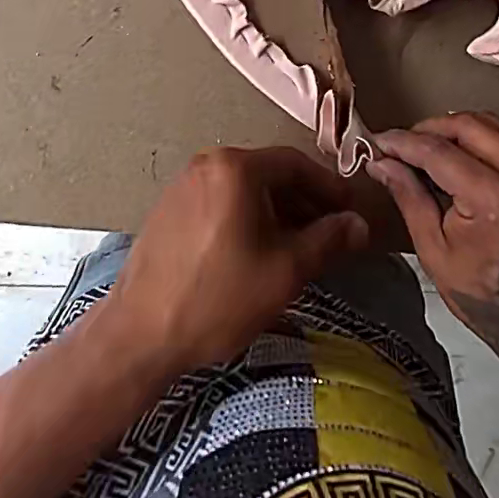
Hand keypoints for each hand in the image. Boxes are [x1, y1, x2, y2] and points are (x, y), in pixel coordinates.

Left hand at [106, 147, 368, 374]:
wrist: (139, 334)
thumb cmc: (218, 298)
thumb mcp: (285, 270)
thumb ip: (328, 240)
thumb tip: (359, 224)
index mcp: (235, 168)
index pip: (296, 163)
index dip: (330, 187)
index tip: (352, 211)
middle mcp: (207, 164)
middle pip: (269, 173)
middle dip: (305, 201)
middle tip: (332, 233)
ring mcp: (184, 185)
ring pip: (245, 188)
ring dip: (278, 211)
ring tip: (301, 246)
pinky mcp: (170, 208)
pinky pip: (221, 200)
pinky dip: (248, 217)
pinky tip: (260, 250)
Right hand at [370, 114, 498, 378]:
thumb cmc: (487, 297)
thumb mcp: (434, 252)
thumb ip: (409, 197)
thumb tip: (381, 162)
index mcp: (498, 203)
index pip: (439, 151)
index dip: (403, 142)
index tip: (379, 142)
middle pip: (469, 125)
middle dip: (429, 128)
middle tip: (405, 145)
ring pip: (495, 124)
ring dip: (458, 130)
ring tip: (432, 150)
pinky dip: (487, 141)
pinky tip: (468, 159)